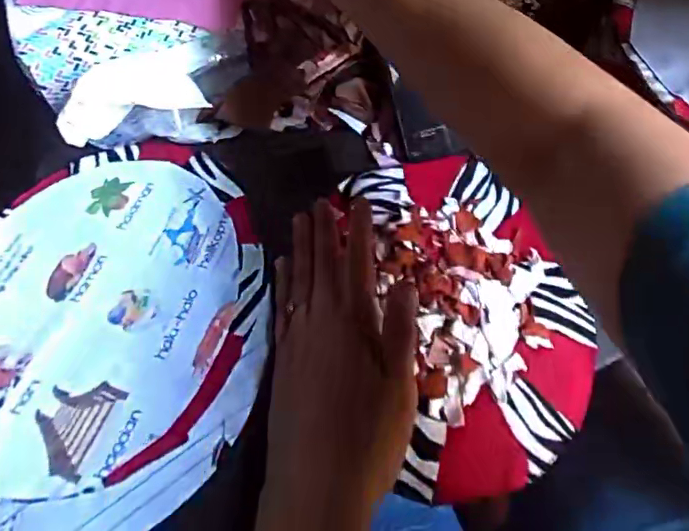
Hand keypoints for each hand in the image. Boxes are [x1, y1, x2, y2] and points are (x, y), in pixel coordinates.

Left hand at [257, 198, 418, 530]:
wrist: (314, 488)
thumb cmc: (369, 438)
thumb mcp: (399, 386)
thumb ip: (401, 331)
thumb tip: (406, 281)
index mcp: (354, 323)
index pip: (357, 265)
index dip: (358, 232)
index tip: (359, 204)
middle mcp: (321, 321)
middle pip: (322, 265)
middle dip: (323, 230)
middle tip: (321, 201)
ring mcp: (298, 339)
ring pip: (300, 280)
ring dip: (302, 247)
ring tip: (301, 219)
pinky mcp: (283, 359)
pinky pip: (283, 305)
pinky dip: (284, 281)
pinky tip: (283, 268)